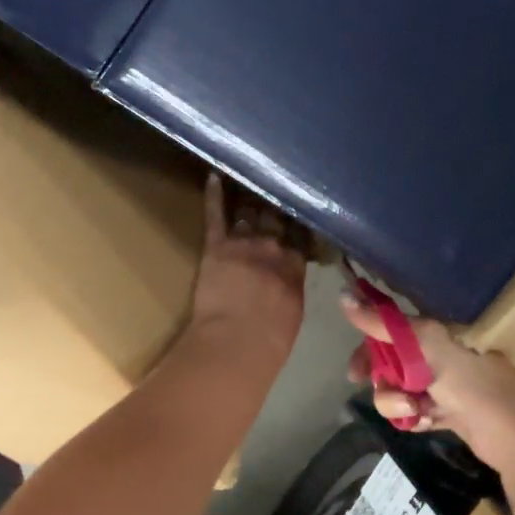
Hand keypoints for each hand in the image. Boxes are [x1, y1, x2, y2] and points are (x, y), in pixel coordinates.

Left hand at [187, 174, 306, 359]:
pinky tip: (214, 174)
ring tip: (248, 174)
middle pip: (275, 216)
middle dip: (275, 202)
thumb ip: (292, 283)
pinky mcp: (216, 245)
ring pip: (249, 210)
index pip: (300, 233)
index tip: (299, 203)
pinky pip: (215, 214)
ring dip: (249, 195)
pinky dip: (214, 194)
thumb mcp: (294, 310)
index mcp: (295, 266)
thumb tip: (289, 271)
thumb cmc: (269, 339)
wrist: (236, 341)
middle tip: (274, 183)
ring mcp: (243, 243)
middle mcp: (273, 247)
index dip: (299, 218)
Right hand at [343, 294, 514, 471]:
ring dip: (397, 403)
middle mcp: (436, 355)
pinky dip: (415, 418)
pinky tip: (426, 422)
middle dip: (381, 382)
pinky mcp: (446, 413)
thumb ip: (383, 325)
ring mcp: (442, 385)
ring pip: (398, 391)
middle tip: (378, 392)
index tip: (356, 373)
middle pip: (388, 364)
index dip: (367, 348)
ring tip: (414, 411)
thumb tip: (343, 296)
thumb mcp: (425, 346)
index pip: (388, 332)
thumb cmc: (472, 382)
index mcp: (435, 333)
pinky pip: (414, 412)